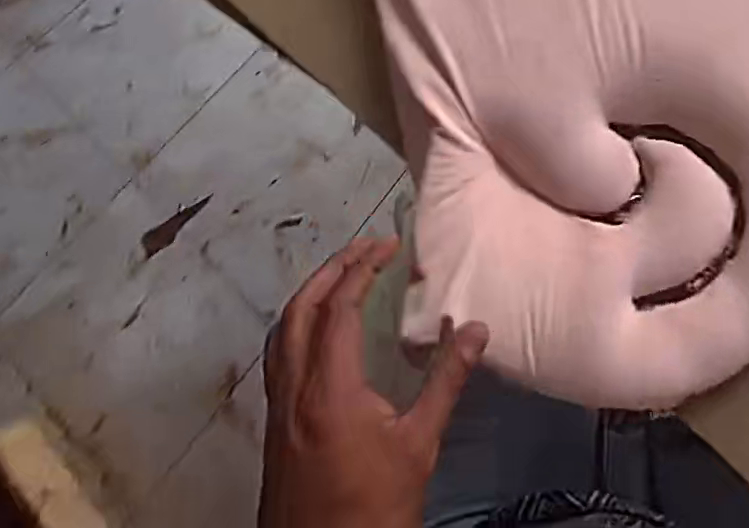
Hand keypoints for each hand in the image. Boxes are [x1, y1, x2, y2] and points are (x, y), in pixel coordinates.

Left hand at [259, 236, 490, 527]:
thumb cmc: (374, 509)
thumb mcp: (419, 445)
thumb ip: (446, 380)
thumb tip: (475, 329)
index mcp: (328, 388)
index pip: (339, 308)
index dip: (363, 268)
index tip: (388, 246)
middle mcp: (294, 389)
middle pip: (301, 309)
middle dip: (332, 268)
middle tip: (365, 246)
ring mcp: (277, 407)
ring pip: (282, 330)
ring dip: (310, 292)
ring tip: (342, 273)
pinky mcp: (273, 424)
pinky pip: (278, 354)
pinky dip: (298, 322)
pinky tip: (319, 329)